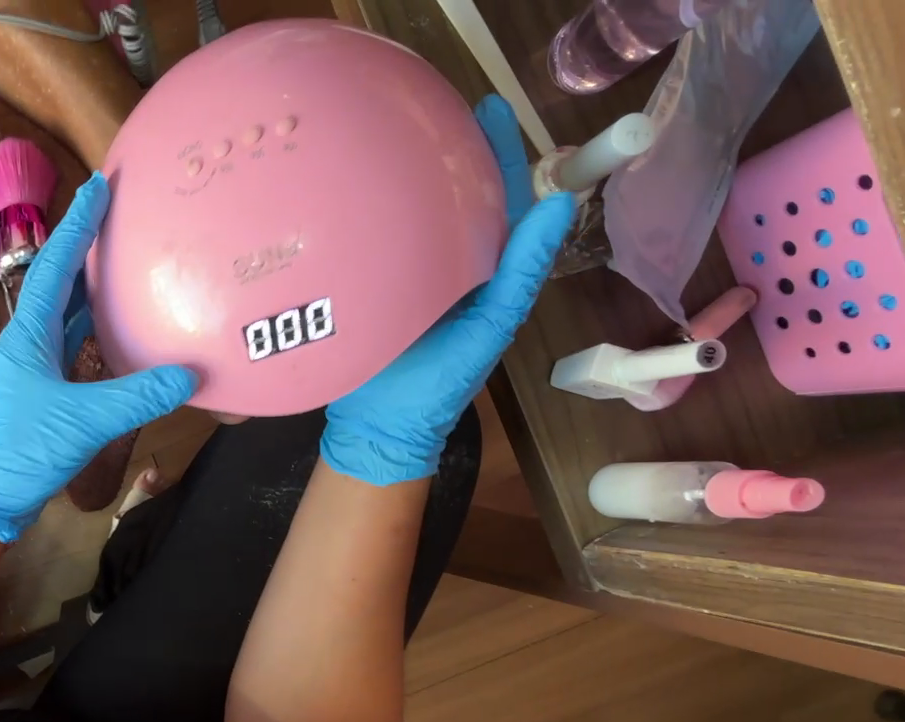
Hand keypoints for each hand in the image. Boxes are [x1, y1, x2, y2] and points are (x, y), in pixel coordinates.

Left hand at [0, 175, 196, 542]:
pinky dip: (94, 327)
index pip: (55, 268)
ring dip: (90, 285)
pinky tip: (118, 324)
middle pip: (59, 282)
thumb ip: (137, 397)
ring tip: (124, 259)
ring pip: (65, 313)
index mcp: (29, 336)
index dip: (77, 226)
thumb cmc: (25, 452)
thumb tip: (190, 375)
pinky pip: (72, 343)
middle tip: (119, 214)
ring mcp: (35, 366)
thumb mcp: (84, 421)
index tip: (99, 185)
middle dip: (85, 246)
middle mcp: (29, 342)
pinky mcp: (45, 389)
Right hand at [320, 96, 575, 485]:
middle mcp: (441, 271)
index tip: (484, 110)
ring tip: (390, 146)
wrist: (376, 427)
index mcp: (479, 275)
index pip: (494, 205)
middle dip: (447, 162)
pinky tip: (348, 201)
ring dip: (404, 188)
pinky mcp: (364, 296)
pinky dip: (365, 224)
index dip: (496, 158)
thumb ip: (521, 272)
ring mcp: (399, 283)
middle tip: (429, 117)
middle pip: (450, 207)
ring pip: (408, 226)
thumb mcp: (490, 327)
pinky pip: (371, 251)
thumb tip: (555, 204)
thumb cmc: (437, 385)